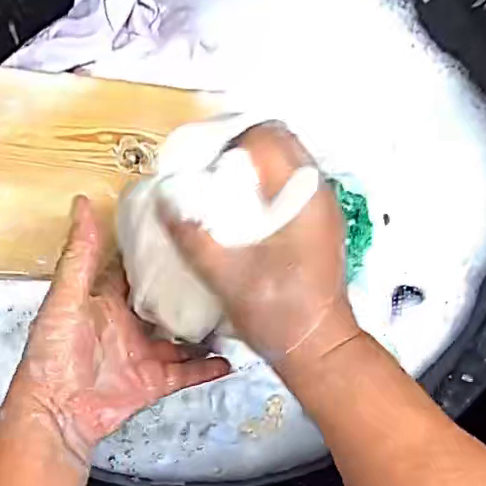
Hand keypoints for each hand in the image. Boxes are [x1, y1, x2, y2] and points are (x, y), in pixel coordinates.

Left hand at [6, 197, 231, 463]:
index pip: (132, 271)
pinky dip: (207, 368)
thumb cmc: (52, 355)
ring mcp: (141, 356)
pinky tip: (228, 358)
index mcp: (103, 302)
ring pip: (180, 339)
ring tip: (232, 311)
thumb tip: (81, 204)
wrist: (57, 412)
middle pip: (163, 304)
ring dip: (203, 329)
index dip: (153, 253)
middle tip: (220, 270)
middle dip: (187, 291)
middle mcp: (125, 326)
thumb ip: (79, 254)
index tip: (181, 231)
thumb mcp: (66, 297)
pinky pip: (185, 374)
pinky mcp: (153, 383)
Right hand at [164, 123, 361, 366]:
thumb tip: (165, 203)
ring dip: (248, 174)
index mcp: (303, 195)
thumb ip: (194, 238)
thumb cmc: (281, 315)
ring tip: (216, 200)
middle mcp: (318, 193)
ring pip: (281, 167)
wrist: (318, 349)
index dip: (228, 144)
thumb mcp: (228, 278)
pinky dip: (259, 194)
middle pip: (276, 145)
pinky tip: (237, 221)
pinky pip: (285, 192)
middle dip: (236, 154)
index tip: (202, 170)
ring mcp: (319, 211)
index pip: (266, 136)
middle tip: (205, 180)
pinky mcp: (315, 228)